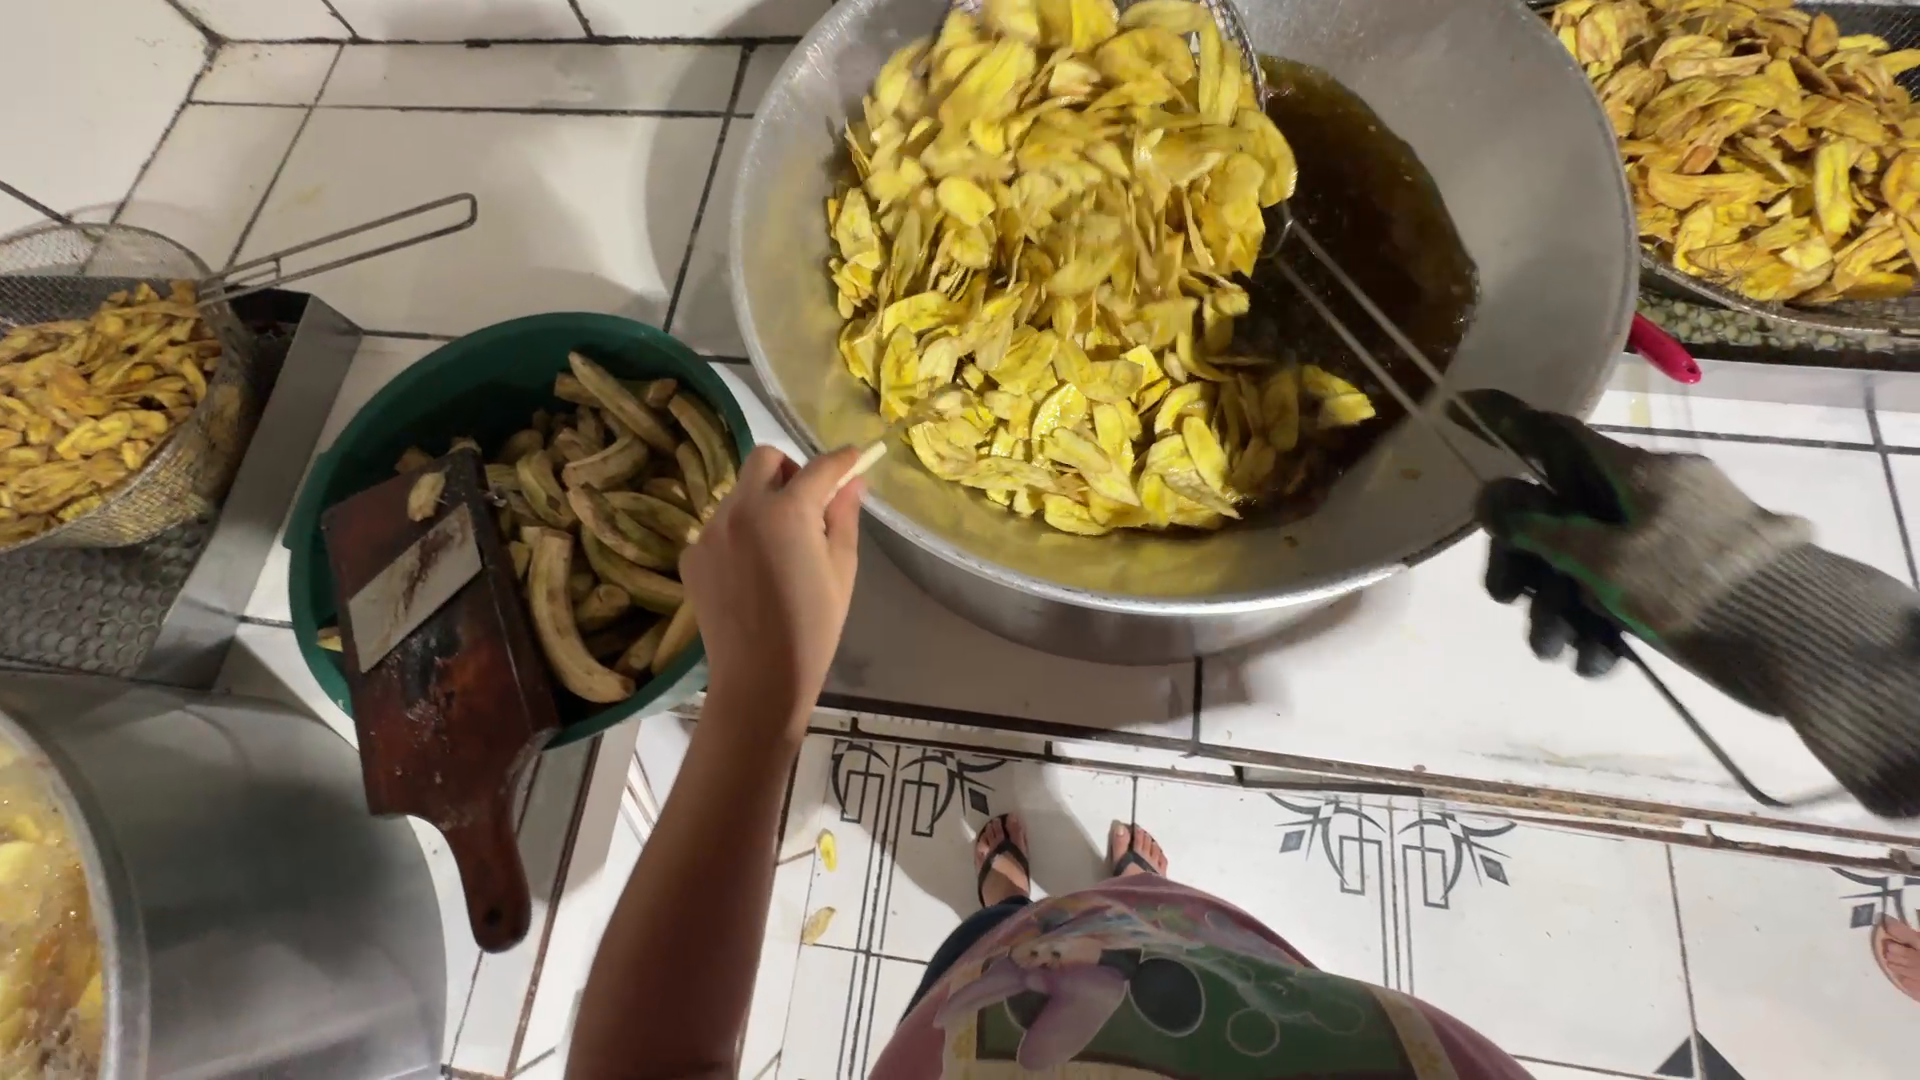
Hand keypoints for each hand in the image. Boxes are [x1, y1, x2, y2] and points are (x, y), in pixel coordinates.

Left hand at [680, 445, 864, 738]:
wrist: (759, 677)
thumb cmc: (814, 627)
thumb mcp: (842, 569)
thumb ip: (845, 517)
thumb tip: (853, 482)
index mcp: (787, 511)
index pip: (820, 468)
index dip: (842, 460)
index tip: (856, 458)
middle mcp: (742, 509)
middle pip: (765, 460)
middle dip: (791, 471)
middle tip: (809, 504)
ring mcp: (710, 530)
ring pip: (740, 492)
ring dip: (764, 502)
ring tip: (780, 546)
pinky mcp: (692, 554)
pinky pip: (721, 525)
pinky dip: (742, 532)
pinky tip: (754, 570)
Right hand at [1455, 390, 1808, 674]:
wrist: (1797, 640)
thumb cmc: (1688, 581)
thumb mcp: (1600, 557)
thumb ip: (1538, 528)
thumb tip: (1490, 500)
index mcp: (1642, 475)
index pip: (1562, 438)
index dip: (1515, 426)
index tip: (1472, 407)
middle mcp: (1653, 499)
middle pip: (1562, 517)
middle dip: (1529, 565)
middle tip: (1505, 598)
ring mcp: (1670, 540)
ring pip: (1587, 564)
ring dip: (1561, 610)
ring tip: (1557, 651)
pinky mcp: (1684, 580)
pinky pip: (1620, 594)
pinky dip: (1600, 627)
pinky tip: (1592, 660)